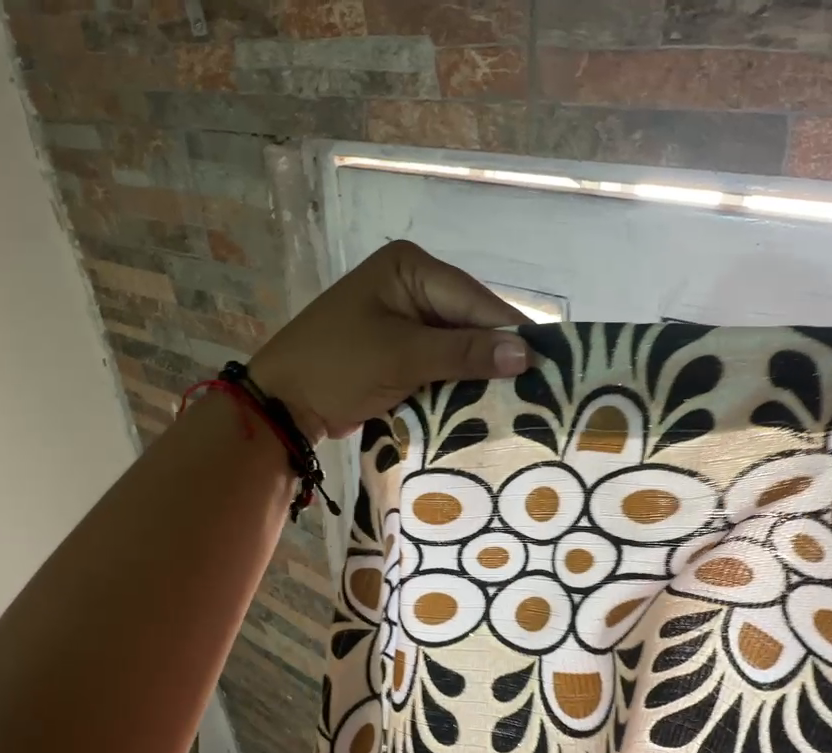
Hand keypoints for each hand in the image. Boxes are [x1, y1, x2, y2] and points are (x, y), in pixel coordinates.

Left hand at [245, 240, 527, 441]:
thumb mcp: (401, 357)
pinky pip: (443, 363)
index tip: (548, 365)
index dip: (509, 334)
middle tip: (539, 389)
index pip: (474, 300)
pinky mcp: (403, 350)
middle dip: (496, 356)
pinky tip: (484, 403)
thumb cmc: (336, 365)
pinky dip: (459, 383)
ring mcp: (407, 319)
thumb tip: (526, 355)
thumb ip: (463, 354)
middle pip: (470, 321)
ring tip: (519, 400)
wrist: (283, 403)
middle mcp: (413, 286)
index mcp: (410, 269)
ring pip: (460, 346)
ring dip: (480, 374)